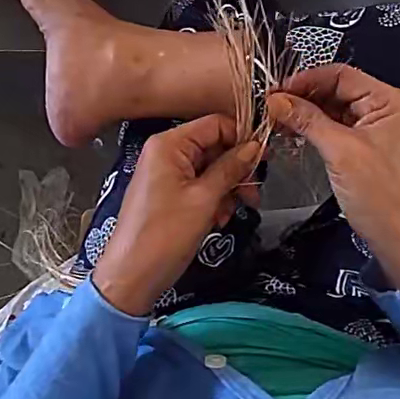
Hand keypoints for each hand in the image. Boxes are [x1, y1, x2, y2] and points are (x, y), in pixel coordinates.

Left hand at [92, 114, 261, 315]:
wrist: (132, 274)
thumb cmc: (165, 234)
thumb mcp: (204, 198)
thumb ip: (230, 168)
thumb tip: (255, 146)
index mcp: (169, 144)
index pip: (214, 124)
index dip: (242, 137)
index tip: (267, 157)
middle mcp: (165, 151)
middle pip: (213, 146)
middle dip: (237, 169)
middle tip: (254, 193)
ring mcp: (165, 172)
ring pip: (209, 168)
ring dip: (228, 188)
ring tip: (238, 210)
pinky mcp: (167, 193)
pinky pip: (199, 185)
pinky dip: (214, 199)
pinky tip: (219, 219)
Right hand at [267, 65, 399, 292]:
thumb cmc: (383, 195)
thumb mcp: (341, 151)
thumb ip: (307, 120)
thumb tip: (275, 99)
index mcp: (388, 101)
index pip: (339, 75)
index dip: (305, 80)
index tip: (275, 92)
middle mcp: (384, 109)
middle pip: (334, 89)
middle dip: (301, 97)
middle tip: (270, 109)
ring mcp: (374, 128)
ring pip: (330, 108)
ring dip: (303, 113)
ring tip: (277, 122)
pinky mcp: (364, 146)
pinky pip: (333, 126)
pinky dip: (312, 128)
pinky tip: (292, 134)